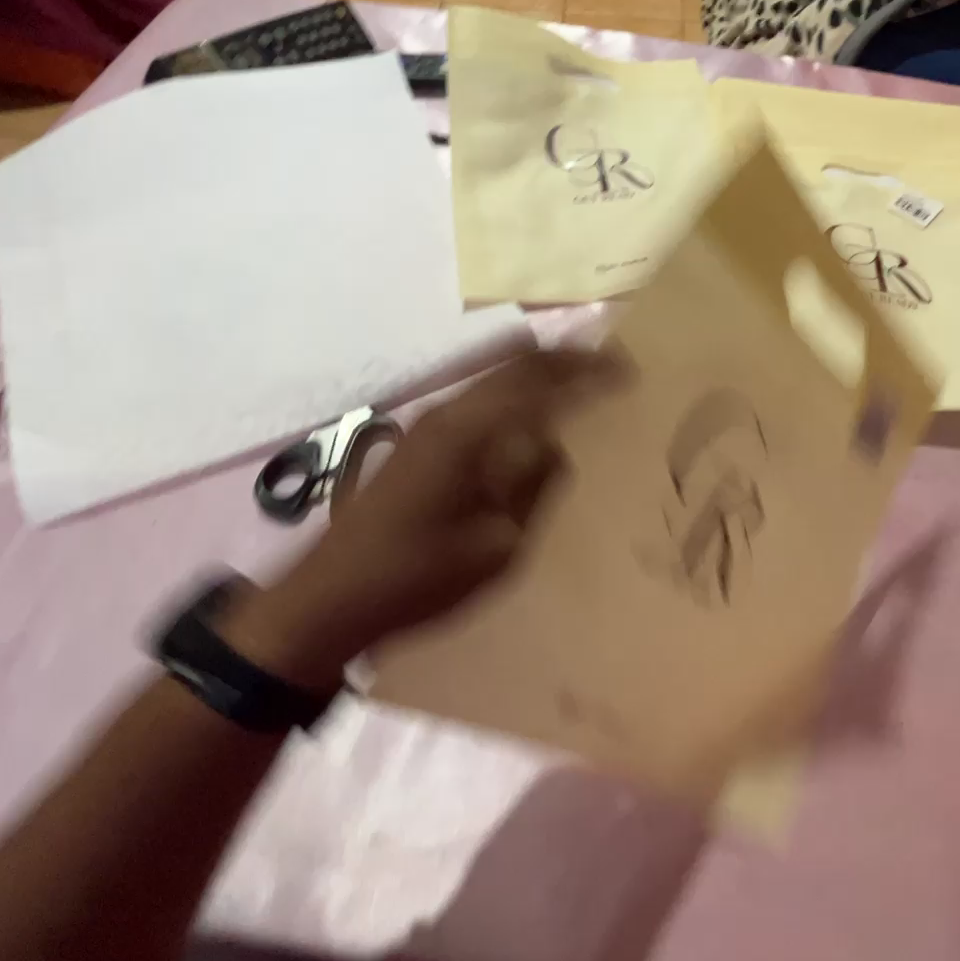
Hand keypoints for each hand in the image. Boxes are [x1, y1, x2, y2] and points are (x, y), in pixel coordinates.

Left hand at [226, 348, 624, 688]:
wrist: (330, 599)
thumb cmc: (417, 577)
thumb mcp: (495, 546)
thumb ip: (534, 488)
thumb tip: (560, 448)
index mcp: (468, 432)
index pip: (538, 379)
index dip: (586, 370)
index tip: (629, 371)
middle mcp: (448, 414)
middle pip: (516, 367)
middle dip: (569, 361)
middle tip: (615, 368)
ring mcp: (428, 426)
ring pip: (497, 382)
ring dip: (542, 377)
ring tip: (587, 389)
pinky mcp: (421, 445)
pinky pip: (482, 404)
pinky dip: (519, 399)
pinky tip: (538, 423)